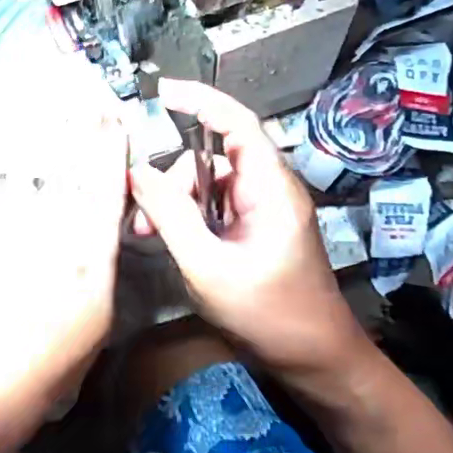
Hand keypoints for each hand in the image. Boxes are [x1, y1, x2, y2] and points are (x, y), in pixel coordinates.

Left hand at [0, 111, 128, 446]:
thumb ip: (101, 266)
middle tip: (83, 92)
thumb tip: (100, 230)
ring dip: (31, 131)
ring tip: (41, 104)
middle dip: (77, 125)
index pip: (103, 183)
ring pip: (20, 165)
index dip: (108, 145)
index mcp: (86, 247)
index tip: (113, 114)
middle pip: (66, 164)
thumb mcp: (100, 318)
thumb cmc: (53, 363)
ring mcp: (3, 225)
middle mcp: (48, 225)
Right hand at [128, 79, 372, 384]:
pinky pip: (213, 208)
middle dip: (171, 179)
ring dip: (175, 202)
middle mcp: (268, 190)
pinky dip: (188, 218)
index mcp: (270, 188)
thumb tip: (137, 173)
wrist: (315, 360)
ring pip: (207, 185)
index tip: (162, 92)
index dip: (201, 100)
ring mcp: (262, 211)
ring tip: (150, 234)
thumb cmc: (270, 314)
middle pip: (211, 158)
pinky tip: (170, 240)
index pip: (237, 123)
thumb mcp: (208, 266)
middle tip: (141, 215)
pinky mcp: (254, 230)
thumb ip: (171, 216)